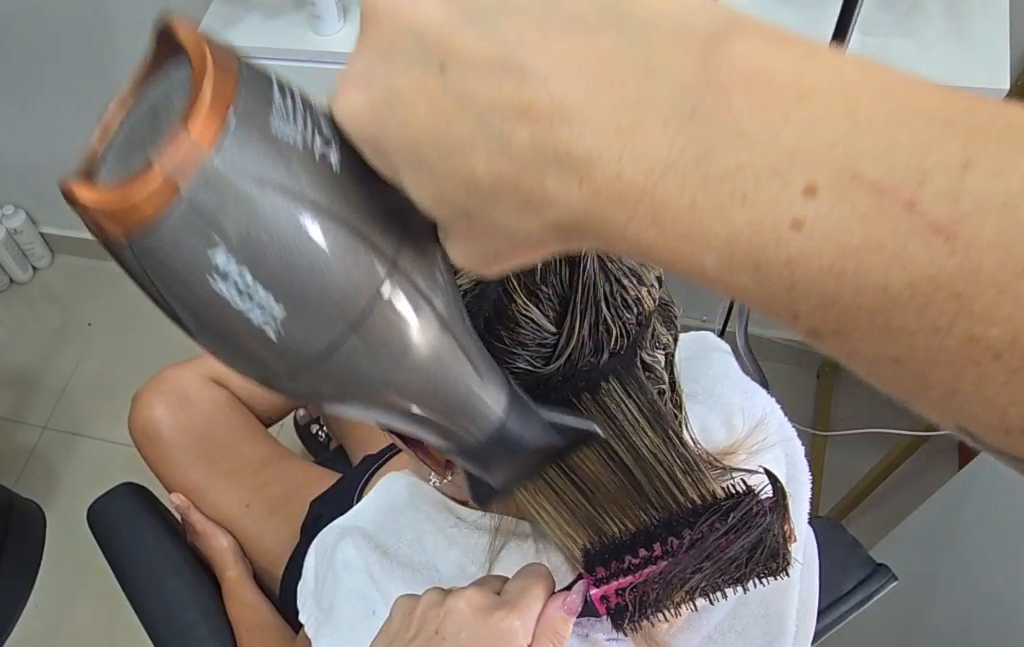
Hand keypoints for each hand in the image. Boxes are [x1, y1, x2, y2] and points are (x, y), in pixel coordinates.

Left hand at [171, 493, 250, 585]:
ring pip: (204, 530)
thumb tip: (173, 496)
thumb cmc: (221, 550)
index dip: (186, 503)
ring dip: (206, 521)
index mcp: (192, 533)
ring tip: (211, 510)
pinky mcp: (221, 550)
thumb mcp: (205, 526)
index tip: (187, 492)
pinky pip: (215, 536)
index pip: (185, 515)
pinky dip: (216, 530)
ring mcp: (209, 547)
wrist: (236, 571)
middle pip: (194, 522)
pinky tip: (222, 527)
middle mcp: (198, 540)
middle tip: (199, 499)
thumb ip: (190, 512)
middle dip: (196, 512)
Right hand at [334, 0, 736, 273]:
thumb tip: (450, 194)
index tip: (446, 152)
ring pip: (466, 15)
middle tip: (500, 117)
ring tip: (545, 84)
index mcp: (367, 99)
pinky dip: (542, 20)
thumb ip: (436, 205)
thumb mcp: (468, 245)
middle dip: (446, 80)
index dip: (410, 140)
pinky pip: (525, 3)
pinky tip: (574, 53)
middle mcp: (399, 14)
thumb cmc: (556, 188)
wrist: (656, 128)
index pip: (372, 119)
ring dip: (492, 42)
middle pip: (411, 49)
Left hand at [367, 564, 585, 646]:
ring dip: (466, 615)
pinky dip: (435, 620)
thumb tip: (570, 593)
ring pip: (464, 594)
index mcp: (506, 618)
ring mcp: (432, 598)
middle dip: (500, 610)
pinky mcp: (404, 604)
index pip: (536, 574)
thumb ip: (552, 637)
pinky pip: (433, 601)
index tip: (525, 627)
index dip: (536, 599)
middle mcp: (468, 597)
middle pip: (499, 585)